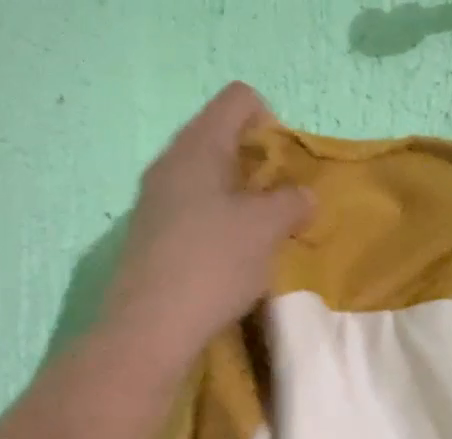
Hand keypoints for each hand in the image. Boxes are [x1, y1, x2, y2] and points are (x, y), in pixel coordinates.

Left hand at [102, 82, 313, 355]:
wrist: (151, 327)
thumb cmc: (213, 264)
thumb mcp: (266, 230)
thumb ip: (291, 204)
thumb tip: (302, 197)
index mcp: (198, 144)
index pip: (239, 99)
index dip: (272, 124)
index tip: (287, 172)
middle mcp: (170, 161)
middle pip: (221, 139)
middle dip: (258, 170)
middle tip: (279, 211)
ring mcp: (154, 200)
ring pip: (206, 181)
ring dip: (238, 203)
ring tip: (257, 243)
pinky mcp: (149, 237)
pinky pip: (191, 214)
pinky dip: (216, 228)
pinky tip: (227, 265)